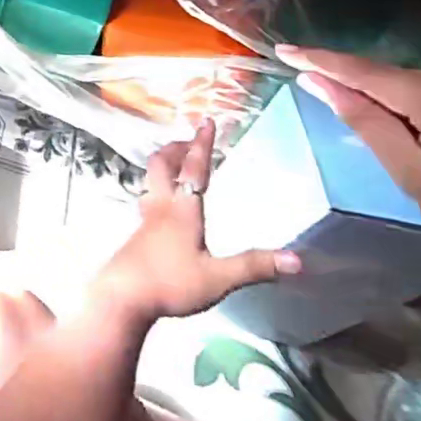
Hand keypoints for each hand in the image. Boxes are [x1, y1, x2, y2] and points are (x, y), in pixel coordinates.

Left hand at [88, 121, 300, 325]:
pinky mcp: (137, 235)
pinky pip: (148, 198)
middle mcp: (161, 207)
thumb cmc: (170, 283)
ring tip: (176, 163)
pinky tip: (164, 203)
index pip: (194, 169)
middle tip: (189, 142)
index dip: (202, 144)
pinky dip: (158, 187)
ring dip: (165, 165)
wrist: (122, 298)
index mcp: (182, 209)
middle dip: (176, 149)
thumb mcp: (218, 278)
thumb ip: (254, 267)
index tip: (206, 121)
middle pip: (162, 165)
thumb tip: (298, 259)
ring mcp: (145, 220)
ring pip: (151, 180)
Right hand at [273, 46, 420, 298]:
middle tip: (316, 85)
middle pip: (402, 74)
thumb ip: (367, 123)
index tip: (286, 49)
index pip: (378, 75)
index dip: (327, 61)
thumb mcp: (418, 182)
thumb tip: (317, 82)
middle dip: (360, 80)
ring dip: (393, 91)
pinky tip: (418, 122)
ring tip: (375, 118)